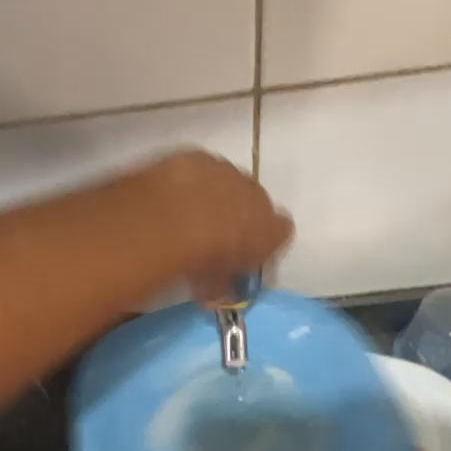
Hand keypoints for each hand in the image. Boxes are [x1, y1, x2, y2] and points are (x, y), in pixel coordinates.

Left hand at [124, 150, 293, 300]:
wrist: (171, 217)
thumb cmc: (201, 259)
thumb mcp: (215, 284)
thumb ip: (222, 284)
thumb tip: (215, 293)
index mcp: (273, 229)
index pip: (279, 234)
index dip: (260, 245)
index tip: (242, 258)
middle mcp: (258, 196)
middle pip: (254, 206)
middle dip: (238, 219)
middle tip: (213, 239)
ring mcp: (229, 172)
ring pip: (229, 184)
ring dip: (214, 197)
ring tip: (189, 216)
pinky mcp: (199, 157)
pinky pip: (201, 170)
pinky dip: (191, 182)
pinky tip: (173, 196)